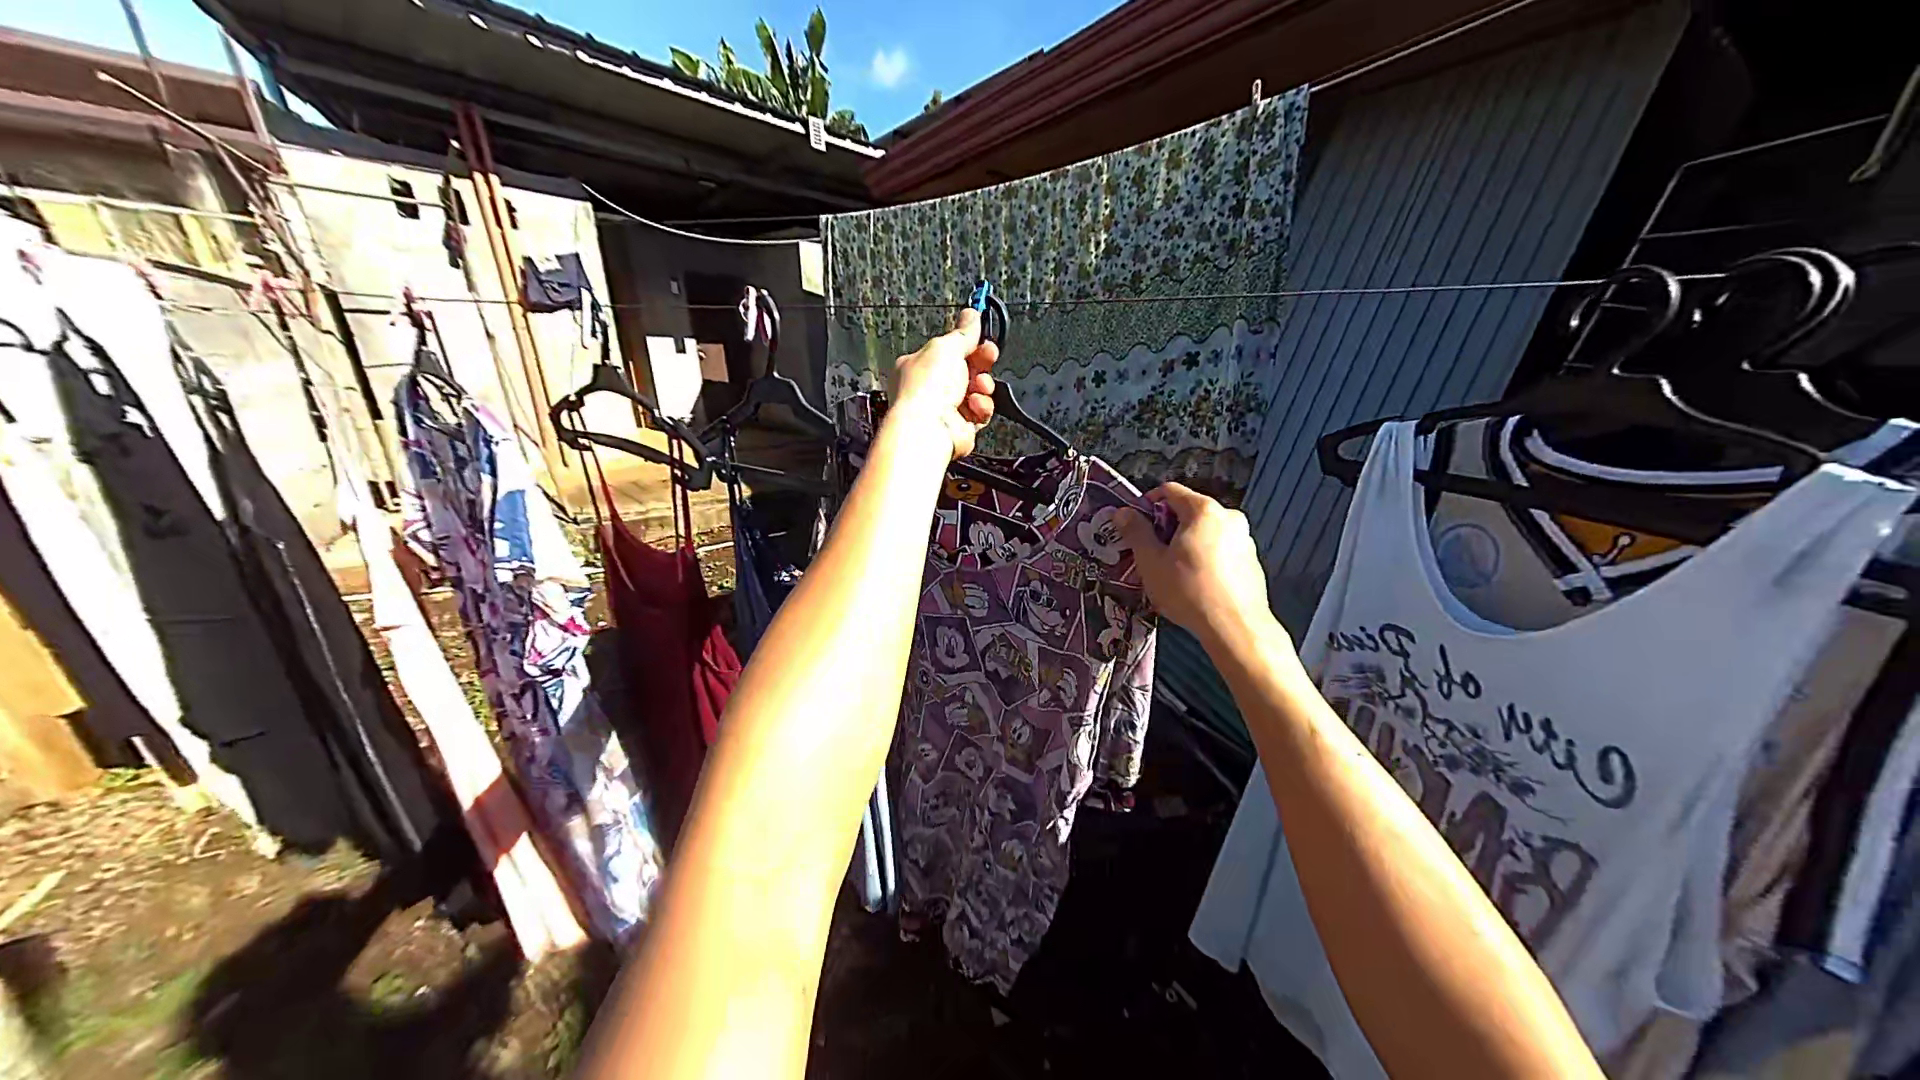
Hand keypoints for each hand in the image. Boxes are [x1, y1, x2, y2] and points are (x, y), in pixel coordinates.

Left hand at [886, 308, 999, 459]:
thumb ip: (963, 332)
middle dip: (980, 362)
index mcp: (919, 365)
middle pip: (966, 369)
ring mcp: (945, 409)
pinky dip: (982, 407)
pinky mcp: (960, 427)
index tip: (982, 336)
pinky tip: (975, 404)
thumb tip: (971, 315)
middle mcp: (930, 388)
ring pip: (977, 391)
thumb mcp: (946, 347)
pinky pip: (980, 412)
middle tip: (987, 356)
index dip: (967, 342)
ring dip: (983, 385)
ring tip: (978, 386)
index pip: (948, 349)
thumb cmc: (924, 390)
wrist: (927, 430)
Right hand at [1116, 483, 1283, 650]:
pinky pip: (1220, 551)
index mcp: (1203, 511)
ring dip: (1186, 545)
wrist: (1235, 628)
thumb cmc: (1190, 592)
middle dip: (1166, 528)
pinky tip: (1194, 584)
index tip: (1135, 525)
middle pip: (1189, 511)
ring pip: (1205, 533)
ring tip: (1171, 573)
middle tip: (1150, 552)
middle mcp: (1229, 518)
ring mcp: (1244, 540)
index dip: (1147, 505)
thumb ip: (1136, 532)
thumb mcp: (1151, 561)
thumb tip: (1123, 513)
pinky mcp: (1251, 561)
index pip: (1169, 491)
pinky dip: (1205, 559)